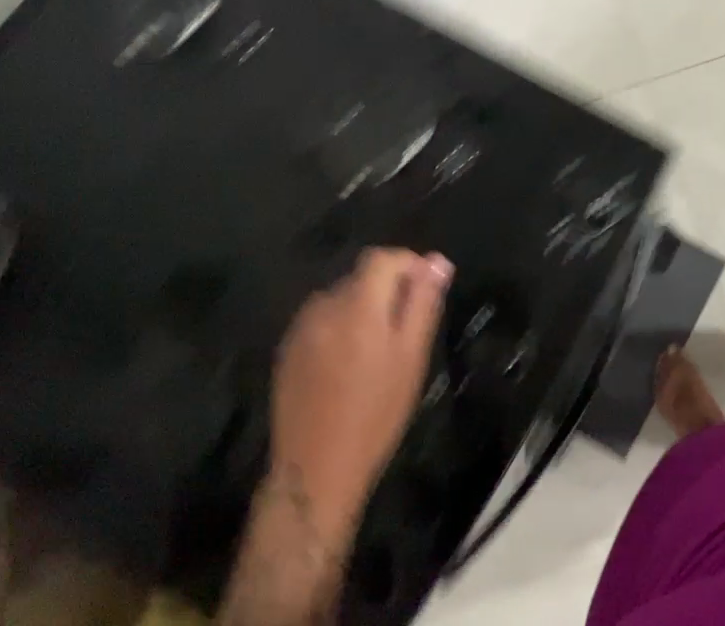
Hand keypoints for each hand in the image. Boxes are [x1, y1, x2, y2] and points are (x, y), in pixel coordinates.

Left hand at [269, 248, 451, 535]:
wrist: (317, 467)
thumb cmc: (377, 413)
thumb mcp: (411, 357)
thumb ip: (423, 303)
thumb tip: (437, 261)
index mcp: (358, 307)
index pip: (383, 259)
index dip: (409, 264)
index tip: (427, 290)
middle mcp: (324, 308)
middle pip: (361, 277)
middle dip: (387, 290)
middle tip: (407, 328)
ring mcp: (300, 329)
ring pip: (340, 298)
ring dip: (363, 307)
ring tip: (378, 348)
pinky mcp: (287, 350)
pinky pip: (321, 321)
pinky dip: (340, 327)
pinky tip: (348, 363)